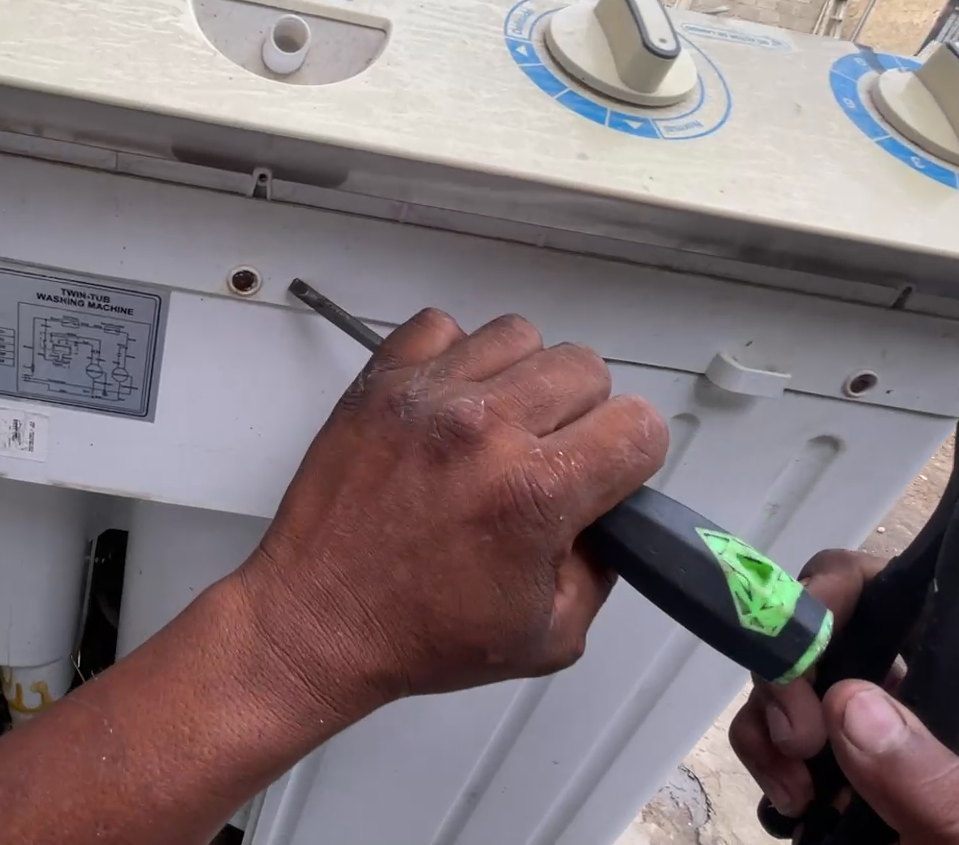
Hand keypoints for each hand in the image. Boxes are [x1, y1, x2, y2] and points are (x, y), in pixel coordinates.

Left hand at [234, 310, 667, 715]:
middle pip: (583, 368)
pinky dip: (452, 353)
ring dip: (520, 375)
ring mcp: (427, 395)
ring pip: (517, 335)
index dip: (631, 453)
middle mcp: (485, 427)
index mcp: (536, 492)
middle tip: (547, 451)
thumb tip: (609, 505)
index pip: (638, 425)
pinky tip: (447, 399)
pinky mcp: (379, 381)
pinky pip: (438, 326)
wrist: (320, 614)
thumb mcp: (549, 634)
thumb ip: (602, 564)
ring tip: (496, 420)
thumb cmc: (420, 631)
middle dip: (581, 412)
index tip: (606, 470)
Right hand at [729, 511, 958, 844]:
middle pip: (895, 604)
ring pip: (814, 642)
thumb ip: (947, 809)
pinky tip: (778, 783)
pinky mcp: (826, 752)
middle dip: (830, 613)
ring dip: (778, 681)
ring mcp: (885, 730)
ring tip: (786, 758)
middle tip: (800, 675)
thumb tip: (853, 706)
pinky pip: (773, 702)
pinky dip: (758, 728)